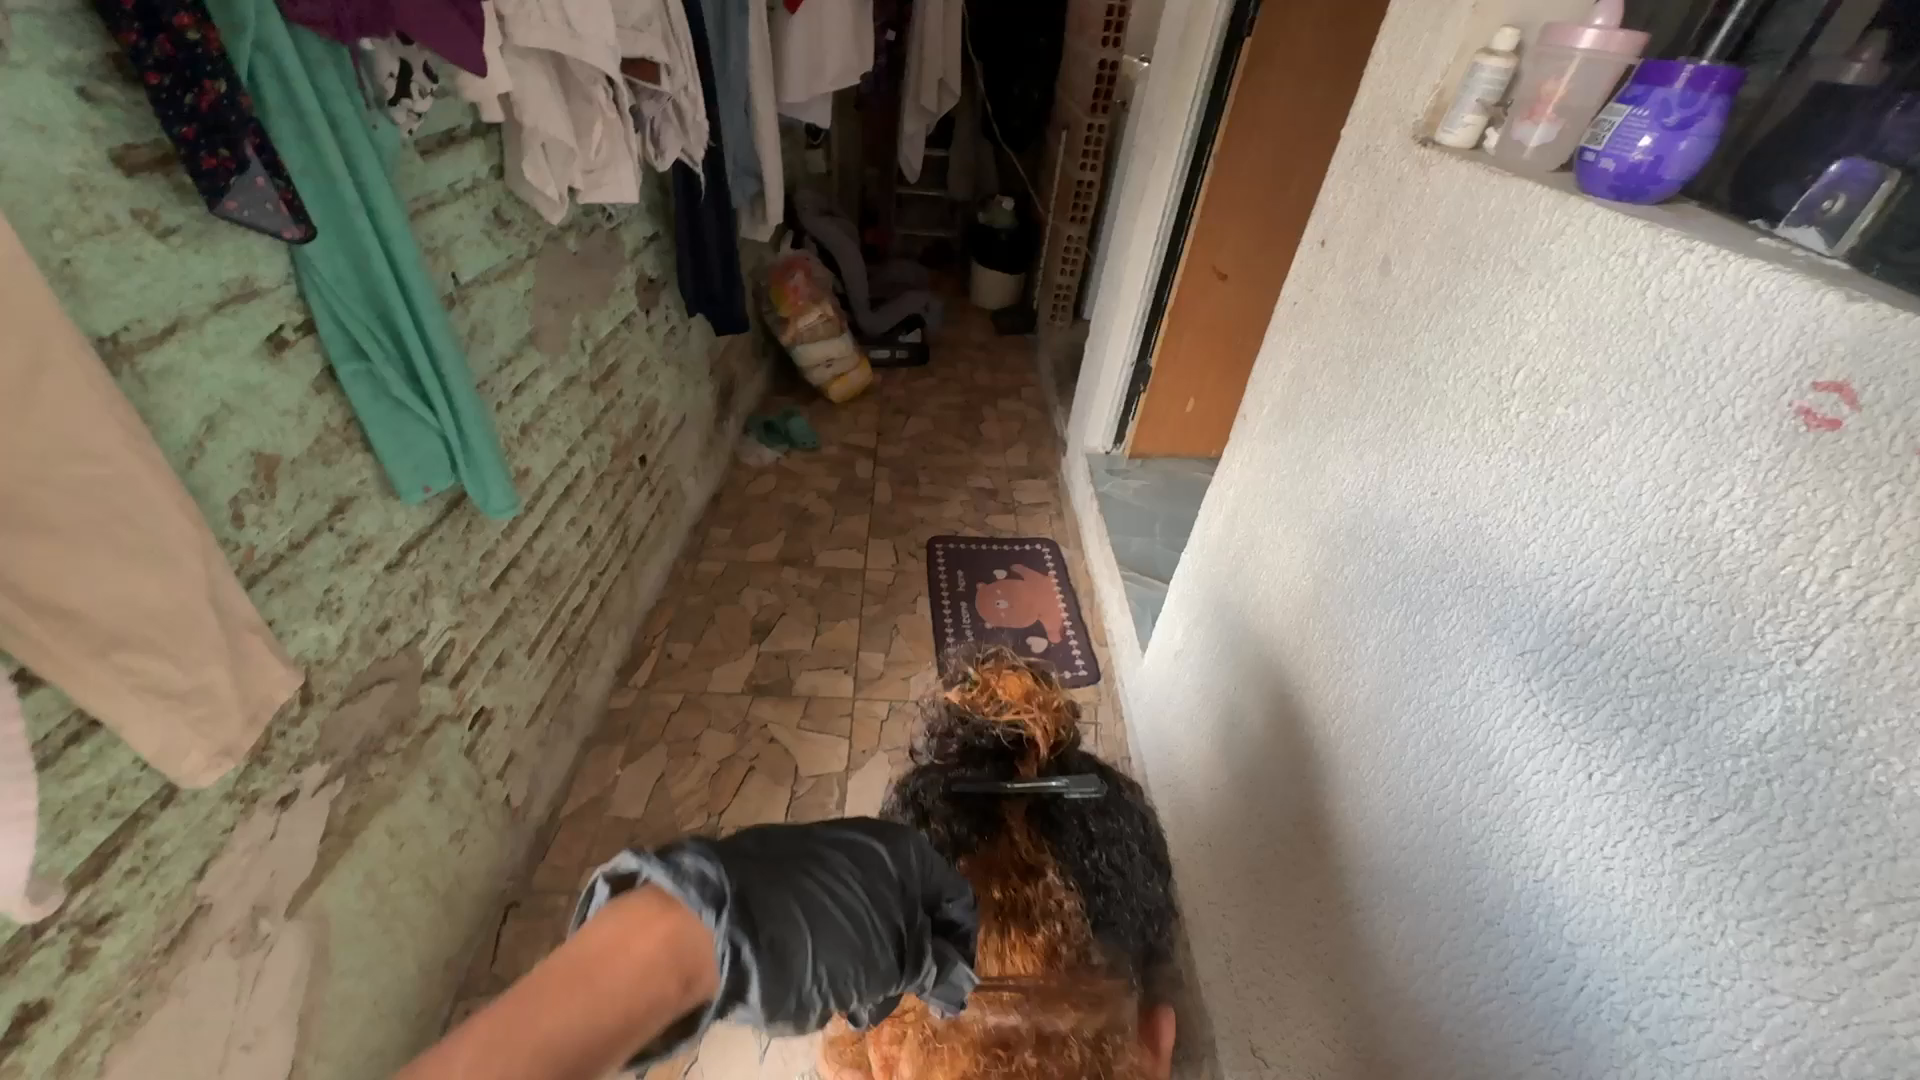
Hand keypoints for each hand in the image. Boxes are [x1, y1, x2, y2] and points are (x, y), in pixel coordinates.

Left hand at [571, 818, 978, 1062]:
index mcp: (906, 853)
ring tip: (842, 1001)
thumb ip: (932, 967)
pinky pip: (833, 912)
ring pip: (871, 916)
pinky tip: (810, 977)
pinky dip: (835, 948)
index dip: (959, 950)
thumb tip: (961, 980)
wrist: (715, 923)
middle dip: (908, 963)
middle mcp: (871, 845)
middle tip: (883, 1003)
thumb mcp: (887, 963)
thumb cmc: (819, 942)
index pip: (956, 898)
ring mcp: (827, 856)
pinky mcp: (790, 873)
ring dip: (869, 963)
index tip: (946, 996)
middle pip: (913, 909)